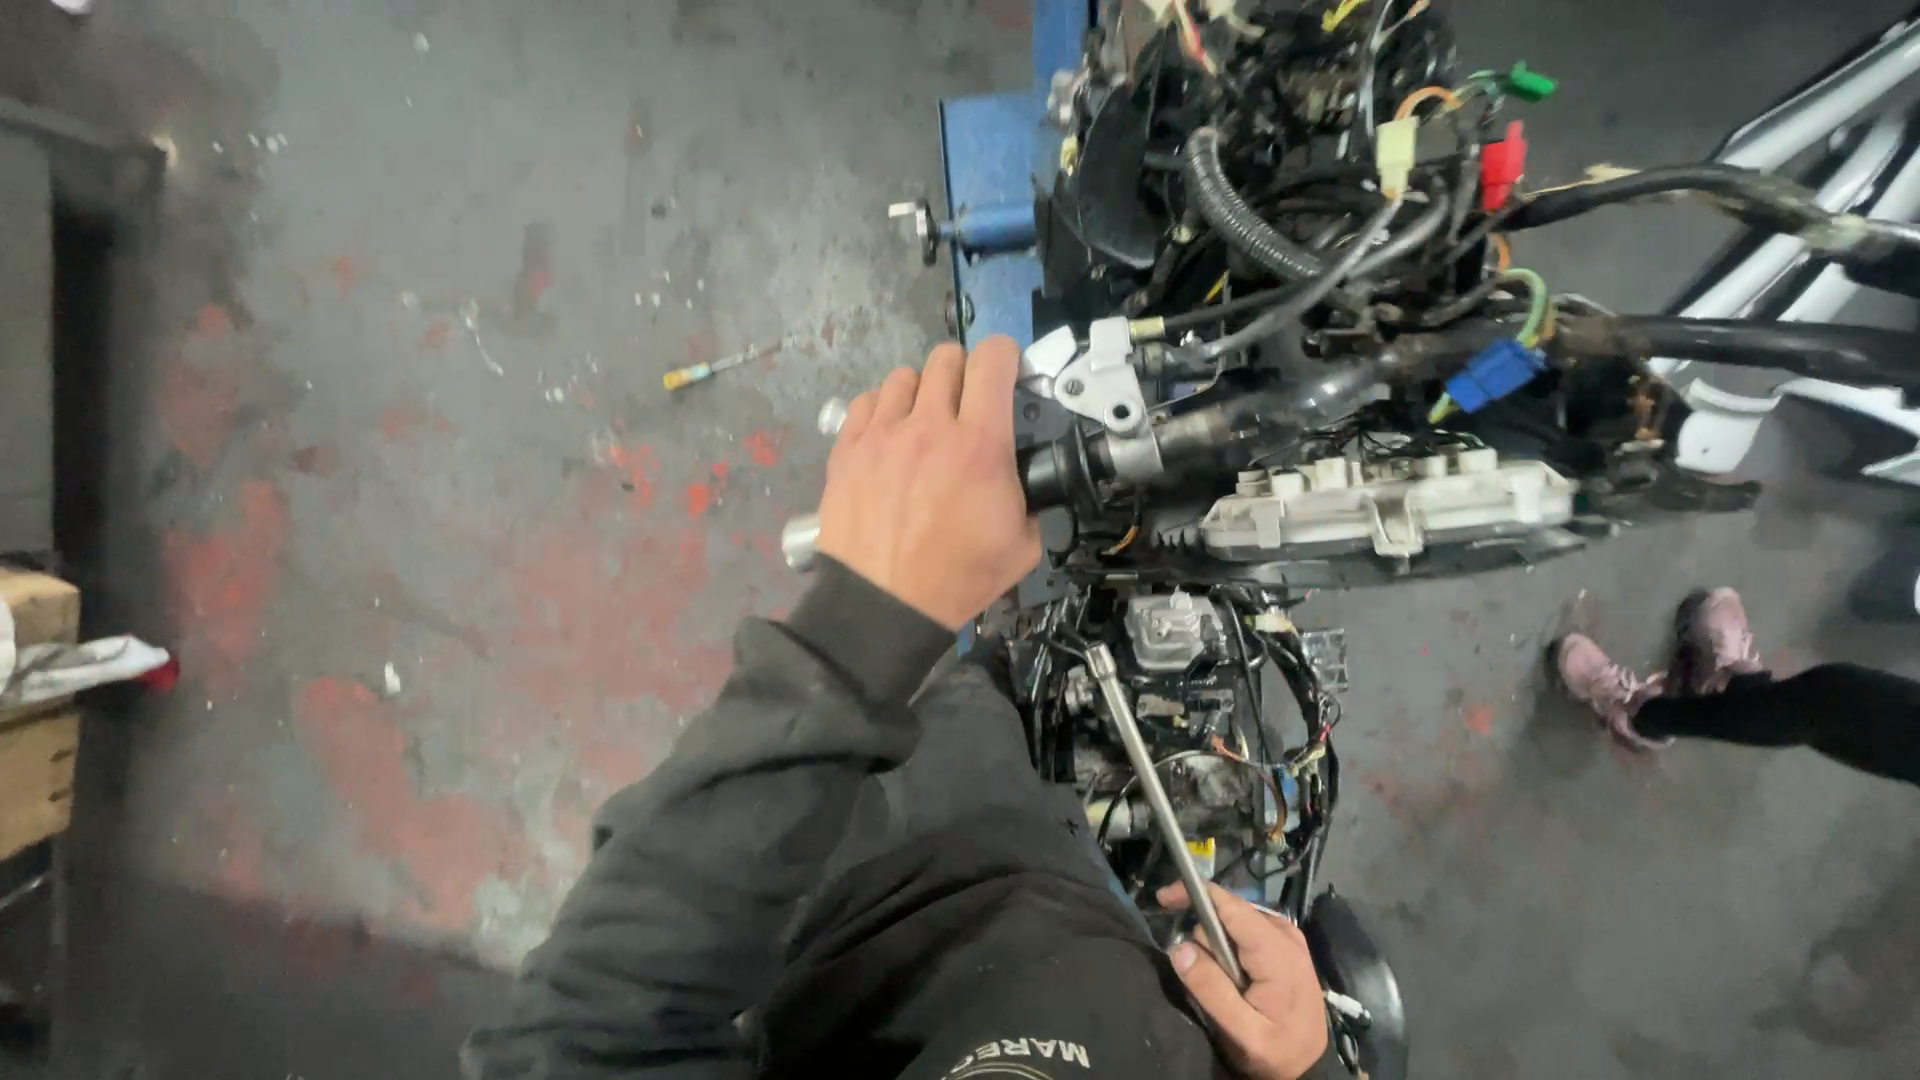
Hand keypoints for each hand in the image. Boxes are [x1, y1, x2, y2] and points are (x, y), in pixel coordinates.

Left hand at [816, 336, 1041, 630]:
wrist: (885, 605)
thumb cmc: (956, 578)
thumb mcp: (1022, 544)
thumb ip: (1029, 498)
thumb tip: (1019, 481)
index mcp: (980, 444)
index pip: (994, 361)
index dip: (1006, 356)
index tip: (1007, 372)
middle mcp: (930, 425)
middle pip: (947, 358)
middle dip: (964, 372)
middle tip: (966, 403)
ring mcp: (882, 434)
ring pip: (904, 376)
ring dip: (921, 391)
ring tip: (923, 422)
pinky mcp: (847, 448)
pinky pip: (866, 402)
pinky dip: (882, 410)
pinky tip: (888, 436)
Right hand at [1158, 882, 1328, 1079]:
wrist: (1312, 1067)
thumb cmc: (1279, 1051)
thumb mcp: (1242, 1032)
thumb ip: (1210, 989)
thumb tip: (1179, 948)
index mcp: (1277, 951)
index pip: (1228, 903)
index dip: (1193, 893)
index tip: (1163, 900)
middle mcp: (1284, 933)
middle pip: (1228, 911)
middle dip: (1206, 935)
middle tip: (1203, 973)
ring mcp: (1287, 936)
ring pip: (1234, 919)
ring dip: (1217, 944)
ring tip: (1223, 982)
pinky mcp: (1285, 943)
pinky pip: (1245, 929)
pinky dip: (1228, 945)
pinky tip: (1230, 974)